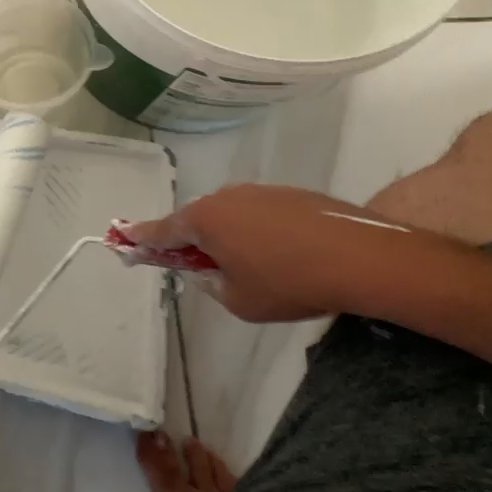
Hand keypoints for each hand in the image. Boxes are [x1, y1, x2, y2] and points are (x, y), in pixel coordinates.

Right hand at [119, 184, 453, 321]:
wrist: (367, 259)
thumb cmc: (291, 283)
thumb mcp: (239, 301)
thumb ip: (211, 285)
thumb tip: (208, 271)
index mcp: (203, 220)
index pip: (161, 230)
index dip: (142, 238)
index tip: (125, 238)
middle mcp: (225, 197)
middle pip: (198, 219)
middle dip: (197, 240)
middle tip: (210, 267)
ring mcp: (261, 191)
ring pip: (233, 214)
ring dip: (234, 235)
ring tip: (260, 265)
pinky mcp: (294, 194)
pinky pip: (264, 213)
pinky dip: (265, 231)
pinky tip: (289, 255)